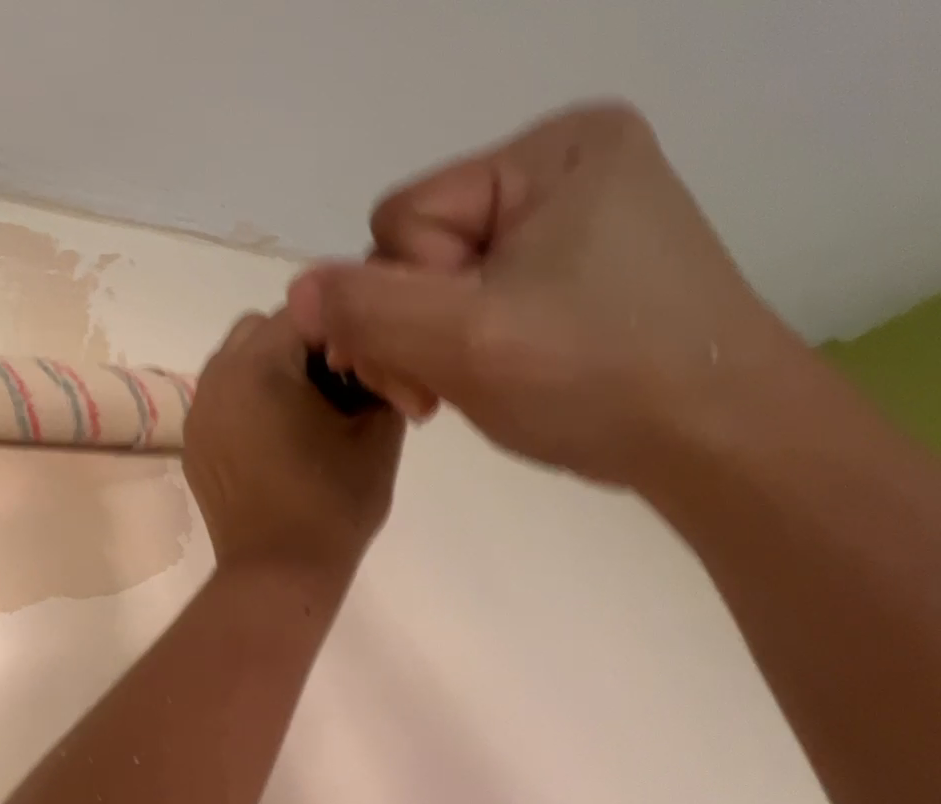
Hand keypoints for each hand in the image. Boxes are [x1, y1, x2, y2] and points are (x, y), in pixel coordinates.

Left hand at [183, 310, 404, 576]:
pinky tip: (279, 434)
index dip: (345, 323)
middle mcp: (215, 380)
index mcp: (256, 367)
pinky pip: (222, 398)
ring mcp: (198, 413)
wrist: (278, 570)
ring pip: (236, 361)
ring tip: (310, 407)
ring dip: (272, 368)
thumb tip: (371, 351)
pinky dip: (249, 399)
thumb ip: (377, 372)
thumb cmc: (333, 502)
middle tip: (341, 380)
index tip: (371, 354)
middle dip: (302, 341)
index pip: (305, 310)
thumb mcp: (377, 430)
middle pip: (261, 329)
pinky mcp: (194, 443)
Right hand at [287, 102, 801, 486]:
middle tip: (431, 392)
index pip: (402, 219)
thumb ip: (362, 308)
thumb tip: (292, 292)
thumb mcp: (462, 339)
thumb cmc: (596, 378)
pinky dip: (455, 349)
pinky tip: (474, 382)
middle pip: (413, 252)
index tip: (443, 354)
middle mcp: (560, 172)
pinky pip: (469, 302)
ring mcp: (568, 223)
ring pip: (431, 286)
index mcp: (553, 153)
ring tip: (448, 395)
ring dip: (422, 349)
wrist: (718, 444)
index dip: (403, 295)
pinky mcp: (569, 271)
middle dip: (407, 329)